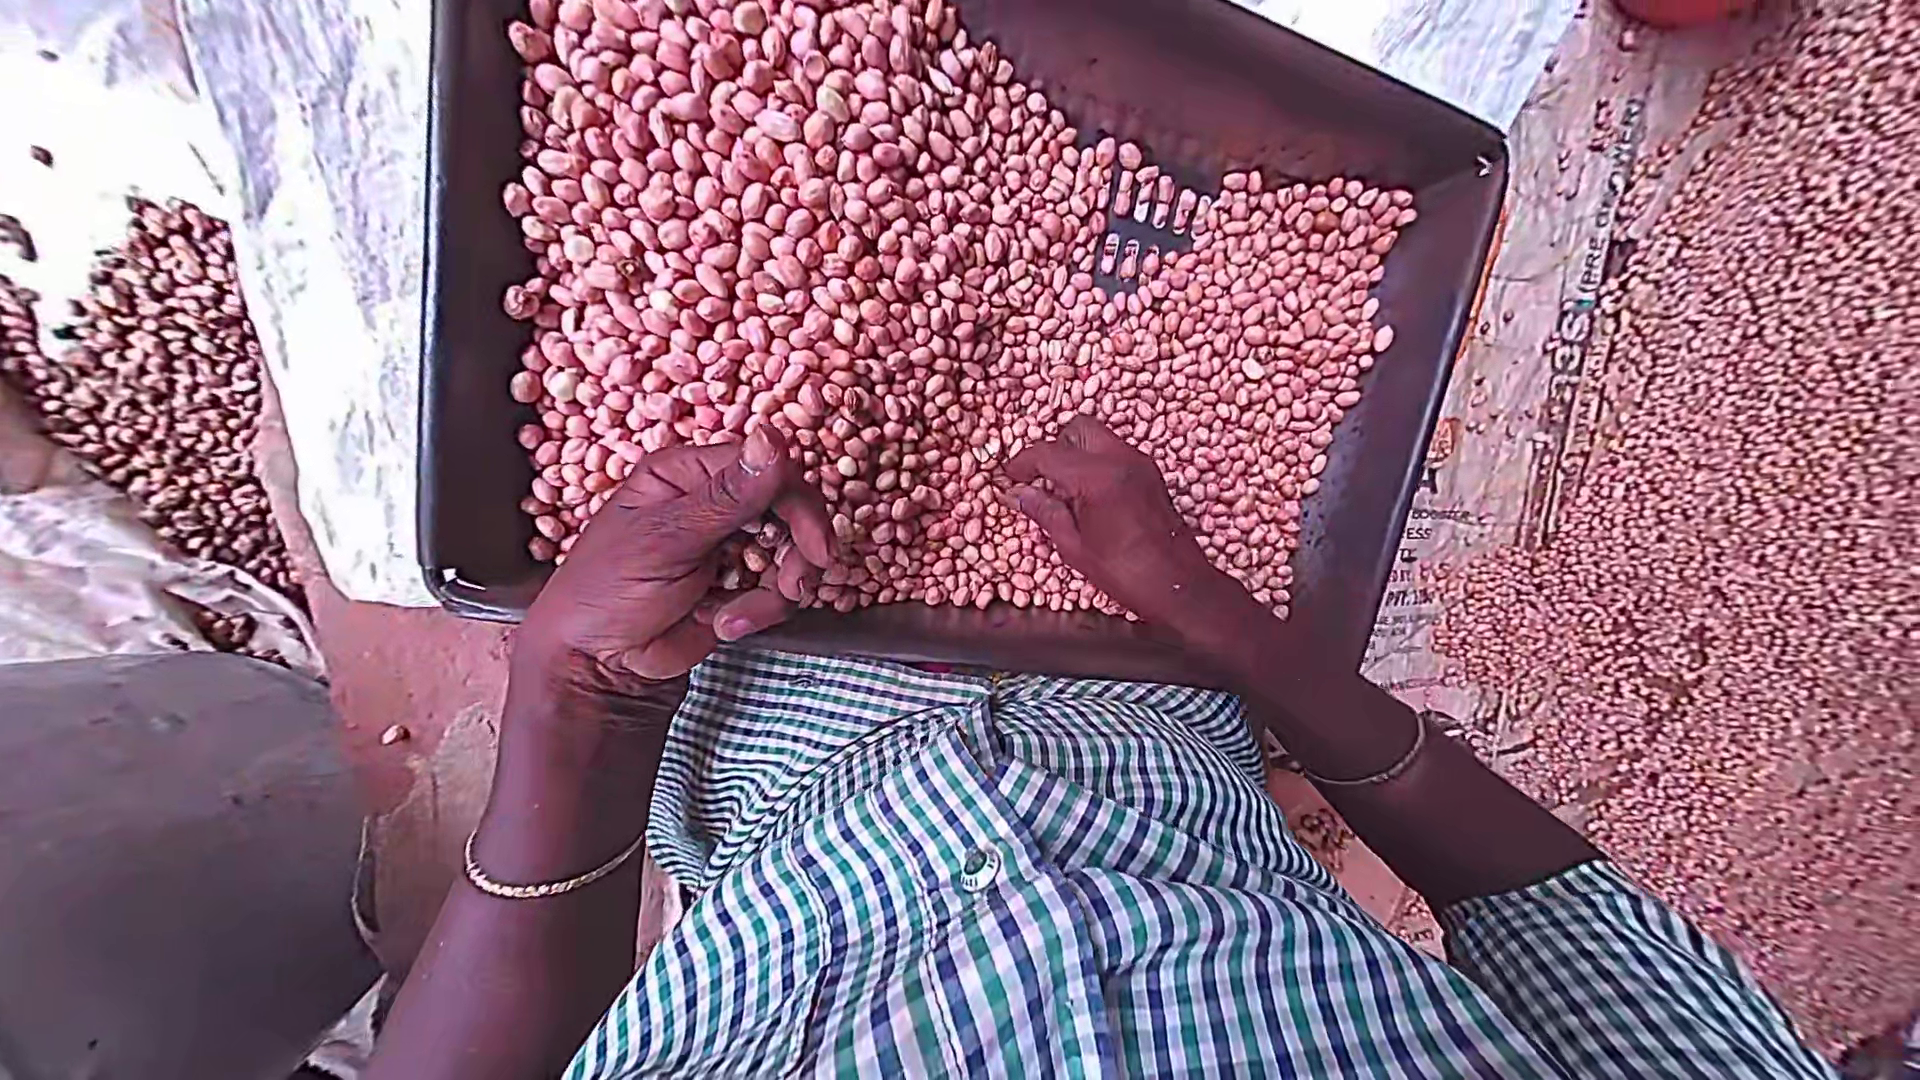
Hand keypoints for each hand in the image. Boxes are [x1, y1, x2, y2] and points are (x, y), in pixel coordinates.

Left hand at [515, 425, 835, 699]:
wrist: (598, 666)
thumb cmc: (607, 592)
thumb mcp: (666, 540)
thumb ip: (727, 495)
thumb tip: (771, 437)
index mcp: (691, 475)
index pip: (769, 470)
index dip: (799, 506)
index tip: (817, 546)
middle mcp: (719, 502)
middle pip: (792, 511)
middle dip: (796, 554)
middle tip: (793, 587)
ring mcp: (735, 543)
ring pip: (794, 553)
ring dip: (776, 591)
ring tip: (735, 617)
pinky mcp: (746, 581)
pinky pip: (783, 588)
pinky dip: (763, 610)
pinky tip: (724, 624)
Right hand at [1002, 415, 1266, 649]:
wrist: (1179, 585)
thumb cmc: (1125, 573)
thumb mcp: (1073, 546)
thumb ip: (1044, 512)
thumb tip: (1018, 494)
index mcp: (1098, 477)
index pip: (1048, 453)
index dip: (1022, 464)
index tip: (1010, 478)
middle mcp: (1122, 460)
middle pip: (1076, 428)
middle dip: (1052, 448)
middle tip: (1038, 479)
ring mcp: (1140, 464)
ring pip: (1097, 437)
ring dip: (1074, 454)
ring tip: (1061, 492)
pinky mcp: (1150, 474)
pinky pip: (1114, 452)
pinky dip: (1094, 463)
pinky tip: (1086, 497)